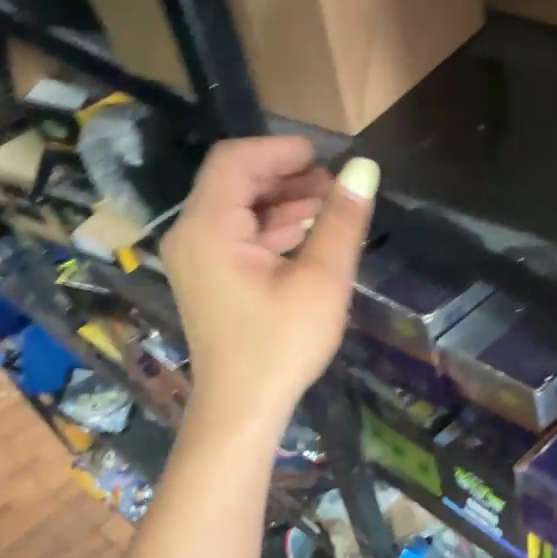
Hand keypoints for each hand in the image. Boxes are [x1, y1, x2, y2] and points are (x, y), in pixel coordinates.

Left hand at [160, 137, 377, 426]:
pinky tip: (309, 238)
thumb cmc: (281, 345)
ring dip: (282, 205)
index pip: (236, 161)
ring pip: (237, 212)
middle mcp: (191, 235)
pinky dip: (270, 231)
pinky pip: (236, 239)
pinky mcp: (207, 283)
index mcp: (209, 227)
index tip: (323, 154)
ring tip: (331, 208)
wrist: (243, 408)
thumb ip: (342, 221)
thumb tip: (365, 169)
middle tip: (336, 185)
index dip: (280, 150)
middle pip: (235, 184)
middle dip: (286, 177)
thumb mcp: (321, 281)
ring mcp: (195, 261)